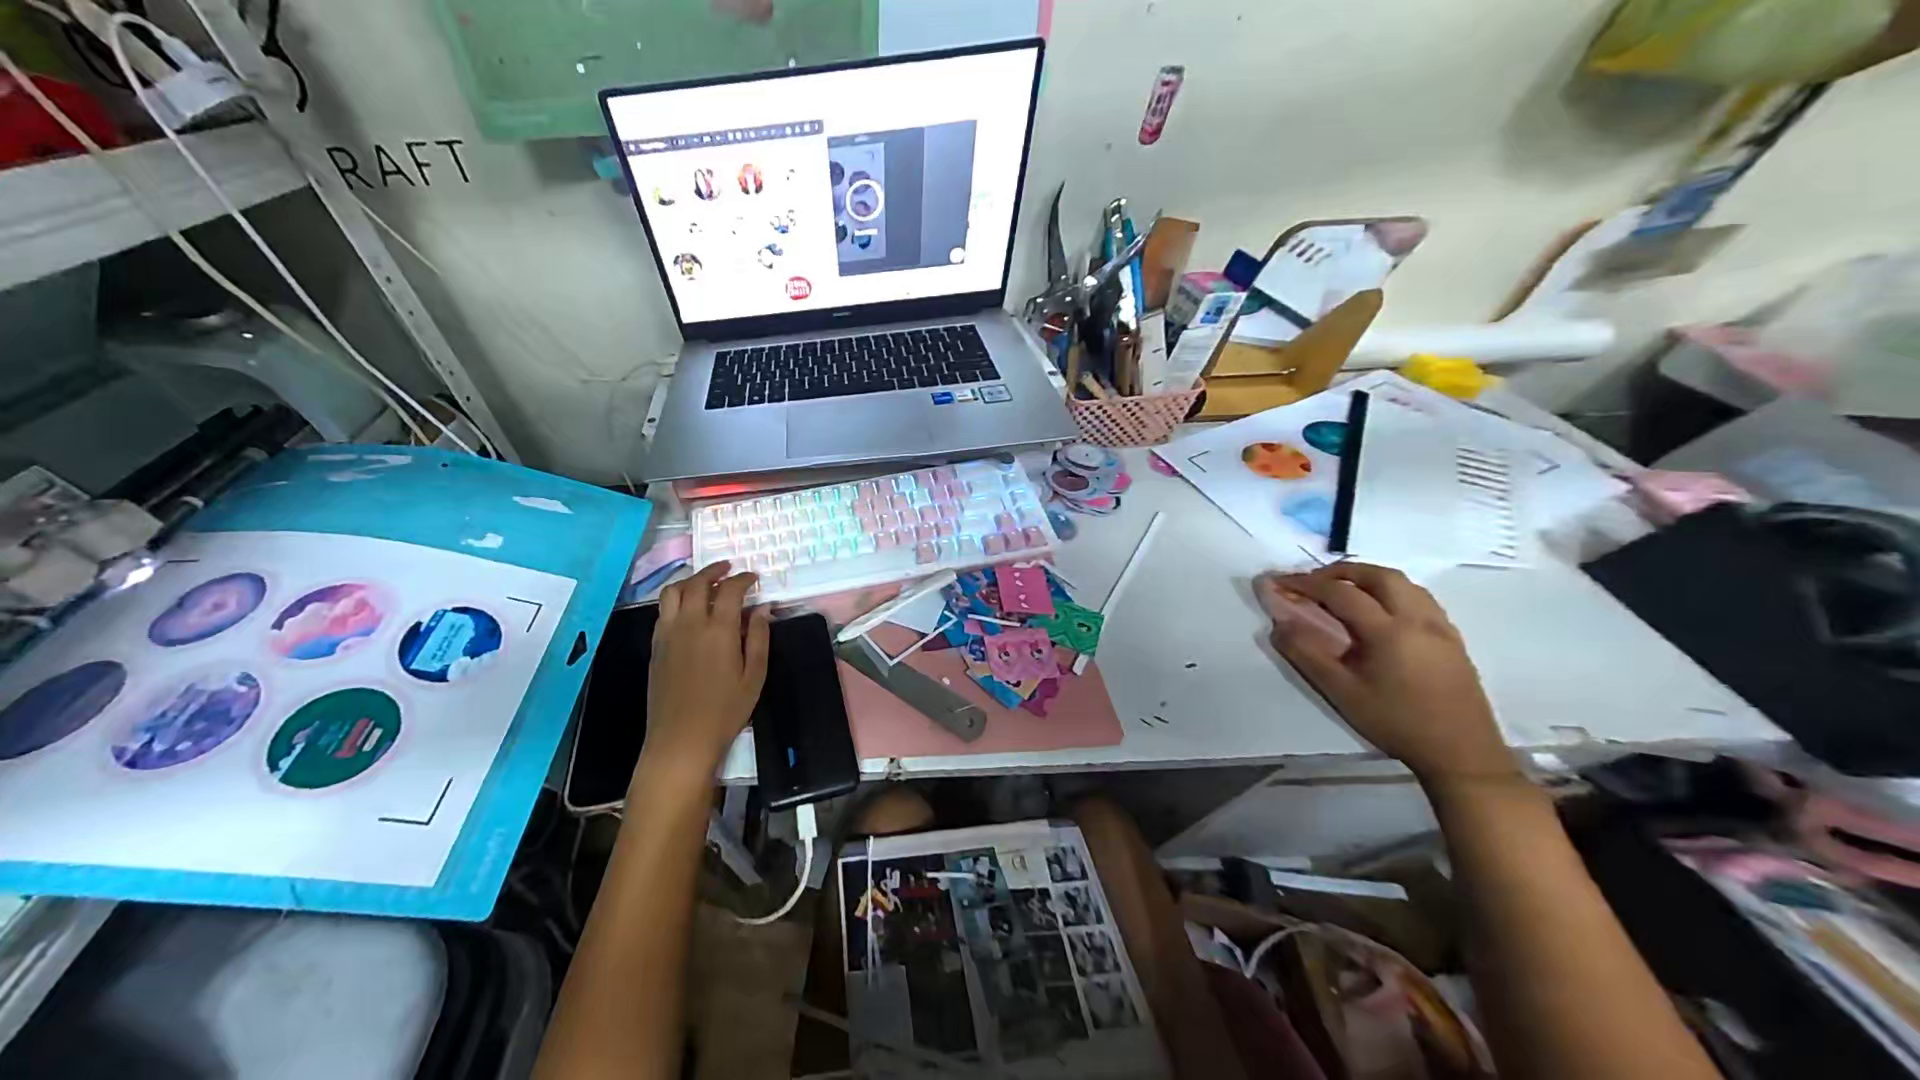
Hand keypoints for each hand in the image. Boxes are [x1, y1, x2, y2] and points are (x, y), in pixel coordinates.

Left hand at [642, 562, 771, 772]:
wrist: (681, 739)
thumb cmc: (725, 710)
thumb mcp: (754, 675)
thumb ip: (759, 637)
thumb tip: (763, 608)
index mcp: (718, 630)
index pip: (729, 590)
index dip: (743, 579)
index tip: (753, 578)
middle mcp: (689, 624)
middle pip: (697, 582)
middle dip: (714, 570)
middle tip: (729, 569)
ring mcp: (667, 634)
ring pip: (673, 592)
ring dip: (691, 580)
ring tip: (706, 583)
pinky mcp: (655, 646)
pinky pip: (662, 610)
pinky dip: (677, 599)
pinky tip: (689, 609)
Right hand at [1257, 563, 1515, 785]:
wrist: (1461, 753)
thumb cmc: (1396, 723)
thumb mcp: (1342, 692)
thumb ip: (1307, 654)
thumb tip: (1280, 625)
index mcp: (1388, 630)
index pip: (1341, 593)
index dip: (1306, 583)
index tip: (1280, 582)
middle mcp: (1418, 619)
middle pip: (1377, 575)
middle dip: (1341, 571)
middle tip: (1313, 581)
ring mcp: (1440, 626)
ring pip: (1403, 583)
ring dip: (1369, 577)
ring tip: (1345, 590)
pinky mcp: (1452, 638)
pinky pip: (1420, 598)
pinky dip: (1392, 591)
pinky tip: (1381, 610)